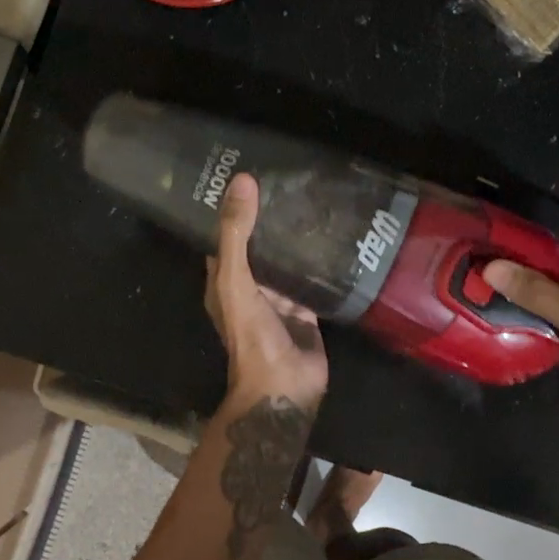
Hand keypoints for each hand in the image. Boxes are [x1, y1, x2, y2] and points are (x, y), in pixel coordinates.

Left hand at [205, 174, 328, 411]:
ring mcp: (278, 299)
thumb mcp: (235, 280)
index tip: (248, 174)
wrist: (284, 385)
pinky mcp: (306, 310)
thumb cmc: (251, 334)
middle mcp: (249, 287)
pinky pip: (312, 280)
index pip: (224, 235)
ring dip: (295, 239)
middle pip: (258, 246)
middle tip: (289, 179)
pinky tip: (335, 236)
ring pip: (286, 262)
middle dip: (269, 219)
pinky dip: (320, 263)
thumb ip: (236, 234)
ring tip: (314, 198)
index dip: (232, 208)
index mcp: (223, 281)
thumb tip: (241, 181)